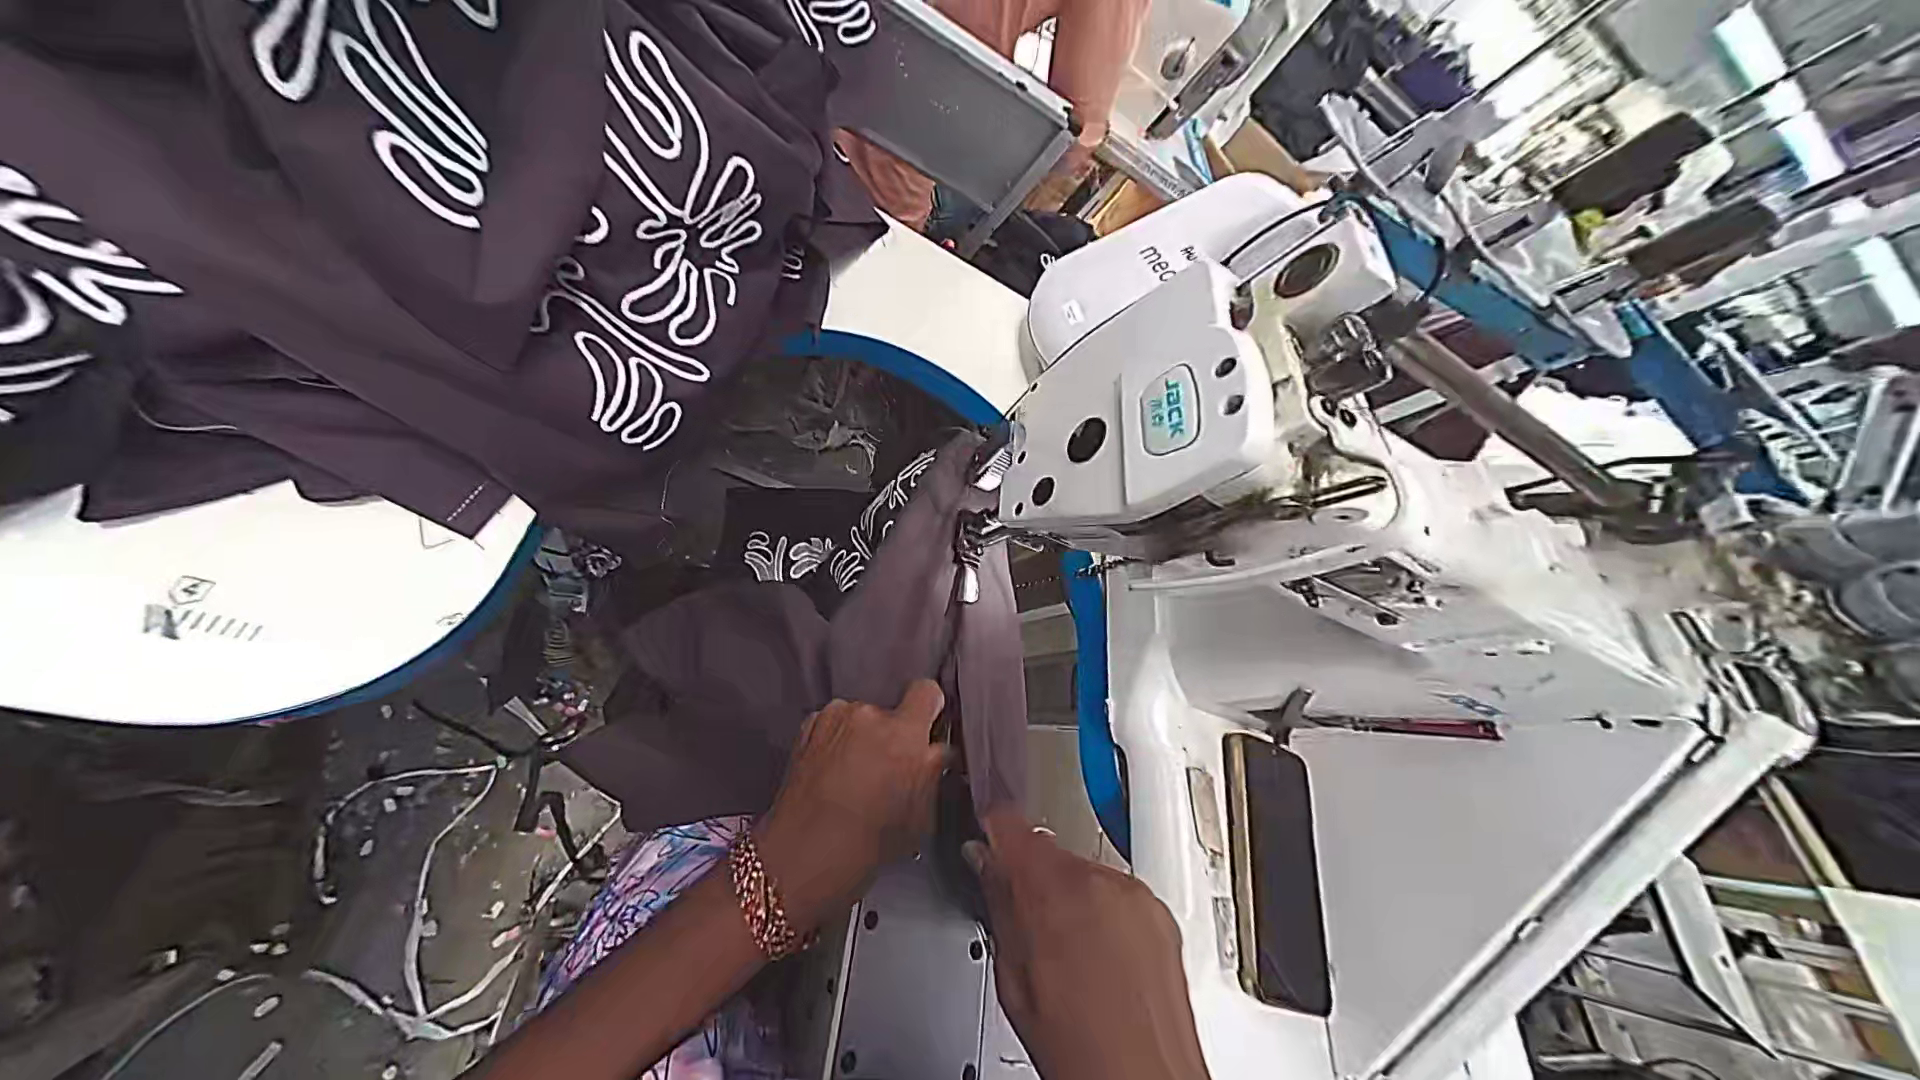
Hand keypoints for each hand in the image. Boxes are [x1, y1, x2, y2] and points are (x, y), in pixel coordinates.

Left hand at [756, 681, 948, 931]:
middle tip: (887, 771)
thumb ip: (932, 772)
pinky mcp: (807, 727)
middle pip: (891, 711)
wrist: (798, 859)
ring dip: (863, 737)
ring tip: (854, 776)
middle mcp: (867, 715)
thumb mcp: (918, 818)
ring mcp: (833, 717)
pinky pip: (835, 725)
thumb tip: (937, 750)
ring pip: (861, 718)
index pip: (926, 691)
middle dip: (892, 735)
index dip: (929, 709)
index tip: (926, 730)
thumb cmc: (865, 846)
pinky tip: (832, 773)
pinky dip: (837, 741)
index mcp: (902, 734)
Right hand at [967, 808, 1211, 1079]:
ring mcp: (1134, 894)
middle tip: (1027, 921)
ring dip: (1070, 893)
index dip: (994, 820)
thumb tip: (984, 863)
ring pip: (1084, 869)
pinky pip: (1117, 889)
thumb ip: (998, 905)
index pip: (1012, 825)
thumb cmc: (1083, 1051)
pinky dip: (1104, 908)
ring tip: (1070, 952)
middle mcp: (1099, 881)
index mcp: (1054, 891)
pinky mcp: (1159, 910)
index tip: (987, 824)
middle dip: (1033, 875)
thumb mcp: (1014, 980)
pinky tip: (1101, 955)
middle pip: (1050, 850)